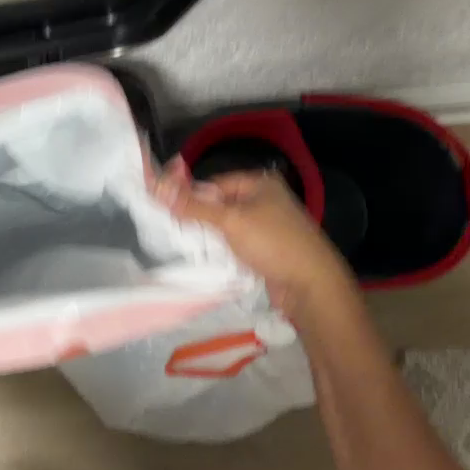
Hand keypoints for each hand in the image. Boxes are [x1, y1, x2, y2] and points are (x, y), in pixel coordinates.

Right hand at [155, 159, 355, 318]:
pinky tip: (208, 260)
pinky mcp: (266, 251)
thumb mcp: (229, 220)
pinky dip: (223, 251)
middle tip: (176, 233)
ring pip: (226, 228)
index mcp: (259, 184)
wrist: (311, 285)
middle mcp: (264, 201)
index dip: (191, 197)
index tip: (169, 213)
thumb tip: (157, 186)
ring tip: (188, 248)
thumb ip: (193, 206)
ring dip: (209, 238)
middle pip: (219, 205)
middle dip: (199, 219)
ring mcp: (267, 227)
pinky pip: (236, 245)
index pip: (213, 184)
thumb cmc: (272, 242)